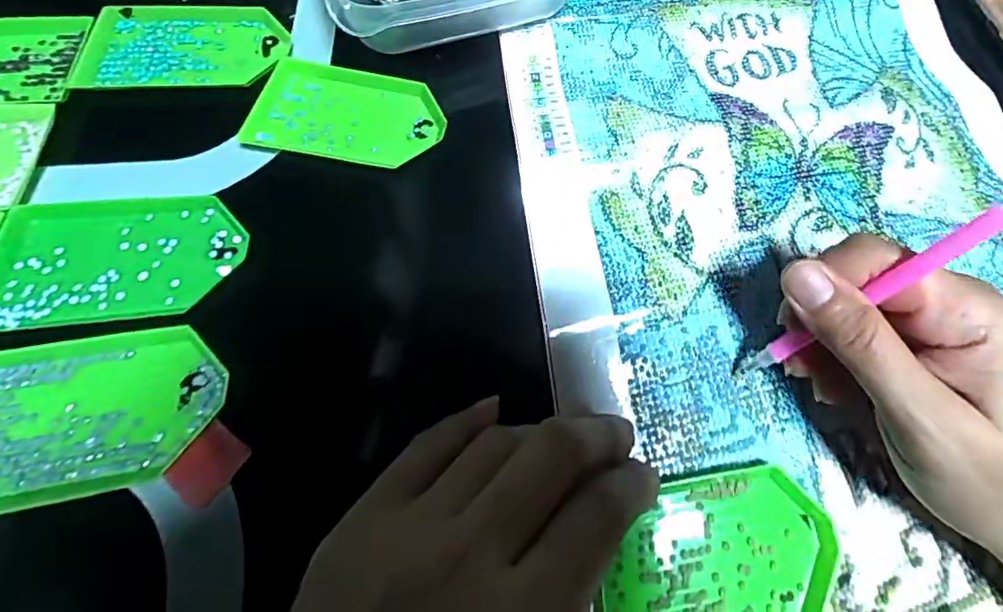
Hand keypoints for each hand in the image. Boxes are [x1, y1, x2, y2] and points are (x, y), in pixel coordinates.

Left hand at [292, 398, 659, 611]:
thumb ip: (573, 604)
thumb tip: (608, 533)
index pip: (596, 516)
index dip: (631, 484)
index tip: (643, 476)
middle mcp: (467, 558)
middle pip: (553, 456)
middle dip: (598, 436)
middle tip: (617, 436)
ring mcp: (408, 532)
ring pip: (497, 443)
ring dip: (542, 430)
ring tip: (562, 436)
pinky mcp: (358, 523)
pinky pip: (426, 445)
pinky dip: (466, 421)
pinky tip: (495, 409)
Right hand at [777, 235, 1002, 566]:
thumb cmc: (994, 485)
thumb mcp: (922, 418)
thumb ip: (860, 342)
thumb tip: (797, 272)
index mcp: (964, 305)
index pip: (880, 259)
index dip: (828, 281)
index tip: (792, 329)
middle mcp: (948, 300)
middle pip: (863, 277)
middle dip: (822, 314)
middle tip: (799, 365)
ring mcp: (934, 323)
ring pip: (855, 305)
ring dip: (824, 341)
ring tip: (819, 386)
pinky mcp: (918, 347)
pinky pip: (863, 333)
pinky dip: (838, 358)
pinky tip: (834, 389)